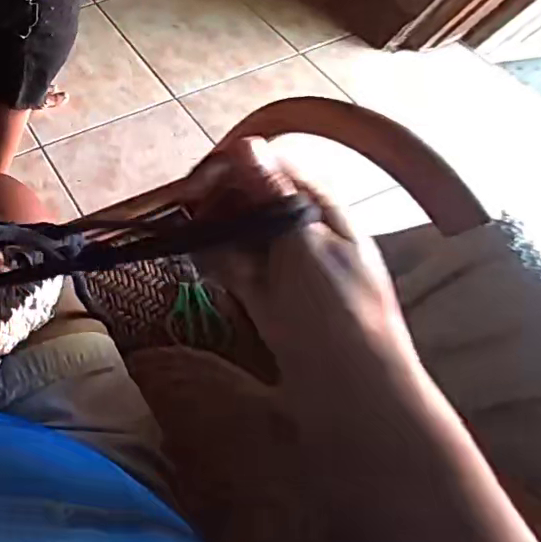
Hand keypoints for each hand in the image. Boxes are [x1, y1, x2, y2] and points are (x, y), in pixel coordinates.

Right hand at [185, 137, 409, 352]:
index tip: (197, 182)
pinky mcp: (266, 289)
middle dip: (218, 202)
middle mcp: (300, 228)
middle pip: (249, 197)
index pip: (271, 169)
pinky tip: (203, 263)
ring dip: (213, 231)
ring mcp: (282, 261)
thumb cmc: (338, 315)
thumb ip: (272, 195)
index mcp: (320, 209)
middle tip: (186, 215)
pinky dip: (217, 260)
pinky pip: (234, 262)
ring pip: (236, 229)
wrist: (354, 397)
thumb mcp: (304, 246)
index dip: (233, 169)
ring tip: (192, 242)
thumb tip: (246, 144)